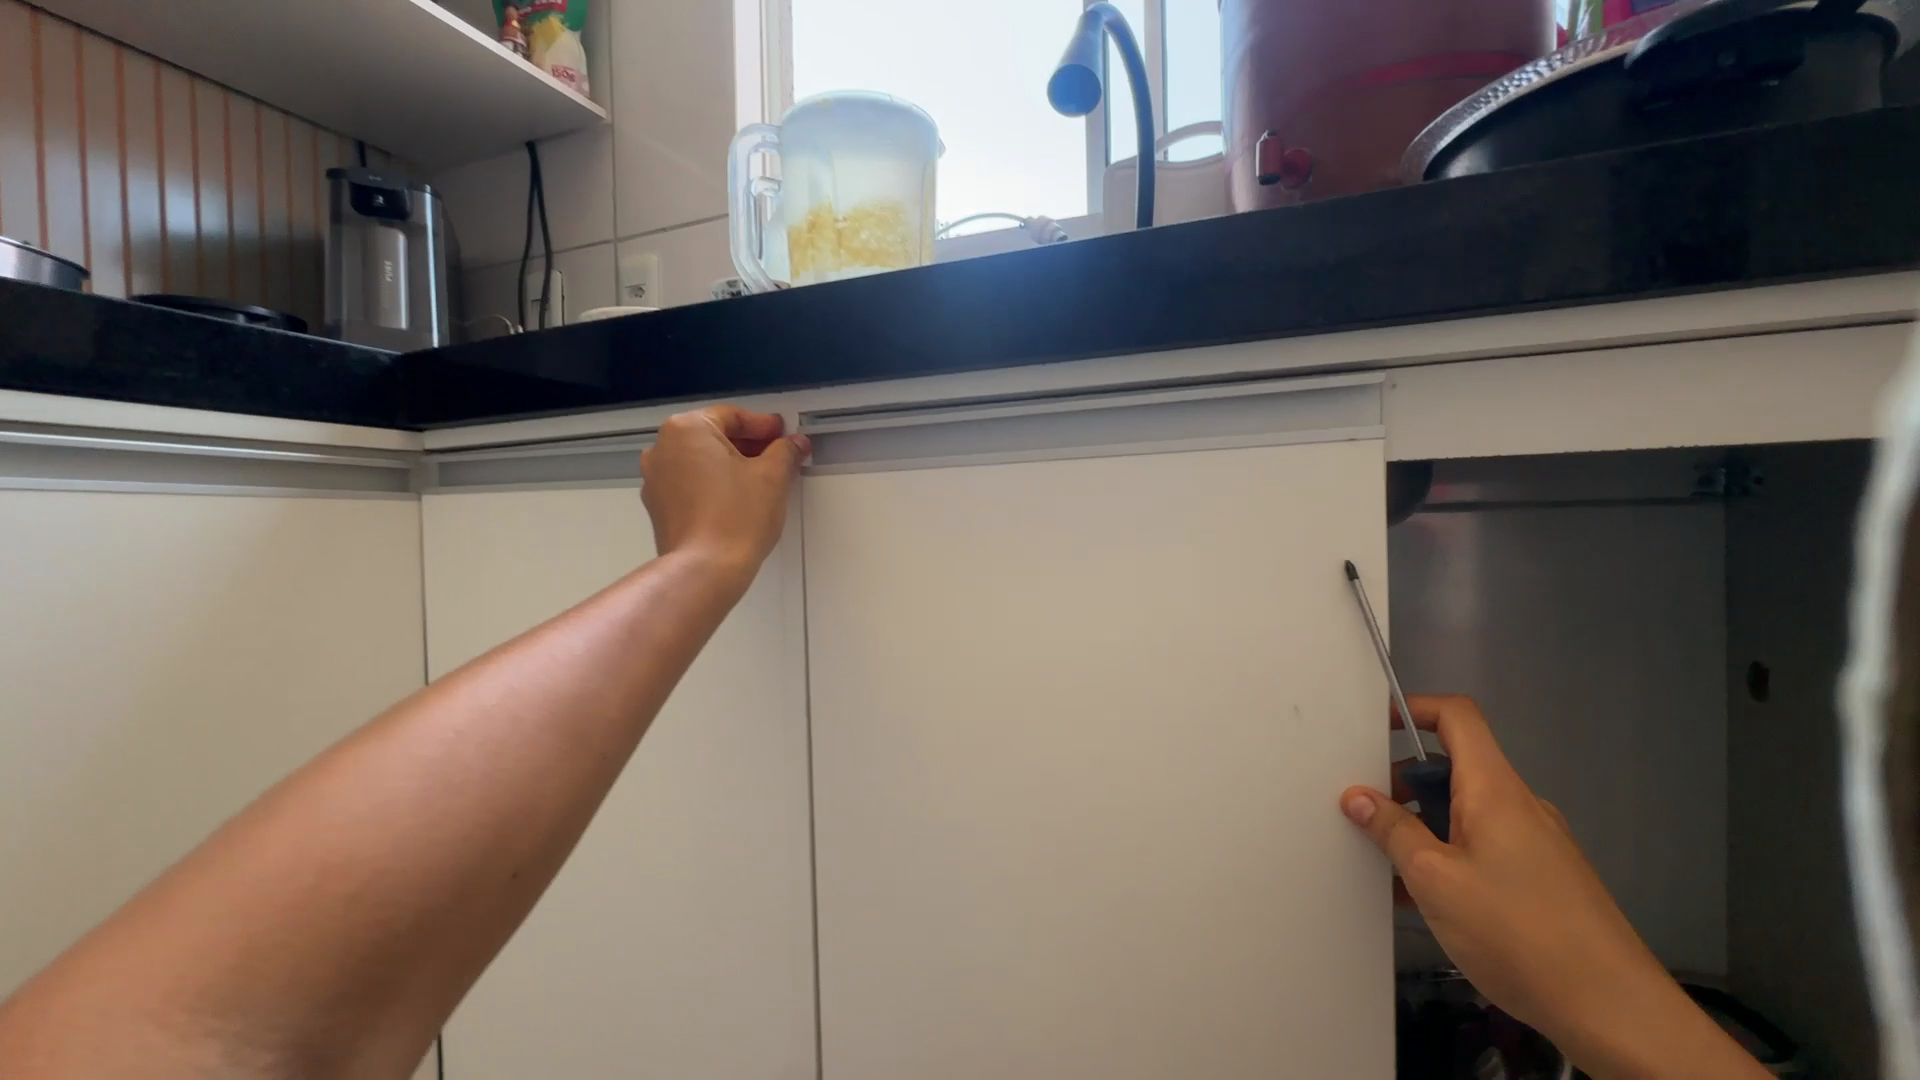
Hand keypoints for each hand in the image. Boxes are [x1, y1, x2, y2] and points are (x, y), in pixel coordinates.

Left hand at [640, 406, 809, 571]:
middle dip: (747, 445)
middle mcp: (663, 449)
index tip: (782, 434)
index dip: (763, 425)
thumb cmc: (734, 519)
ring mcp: (656, 479)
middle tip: (777, 456)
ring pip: (700, 460)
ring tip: (761, 481)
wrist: (705, 569)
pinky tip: (738, 500)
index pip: (732, 416)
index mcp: (687, 430)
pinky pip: (690, 484)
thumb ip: (785, 452)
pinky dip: (713, 485)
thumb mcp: (772, 476)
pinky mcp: (659, 506)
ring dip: (730, 465)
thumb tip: (793, 444)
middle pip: (713, 436)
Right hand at [1340, 696, 1768, 1079]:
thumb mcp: (1435, 880)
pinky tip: (1427, 901)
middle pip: (1455, 768)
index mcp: (1495, 791)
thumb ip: (1393, 831)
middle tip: (1366, 815)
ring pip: (1467, 813)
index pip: (1458, 717)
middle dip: (1405, 784)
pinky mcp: (1546, 880)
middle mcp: (1521, 806)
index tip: (1372, 726)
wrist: (1617, 1014)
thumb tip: (1358, 796)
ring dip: (1424, 827)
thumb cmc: (1518, 933)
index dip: (1414, 709)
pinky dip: (1450, 857)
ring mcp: (1538, 844)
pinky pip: (1485, 847)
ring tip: (1390, 866)